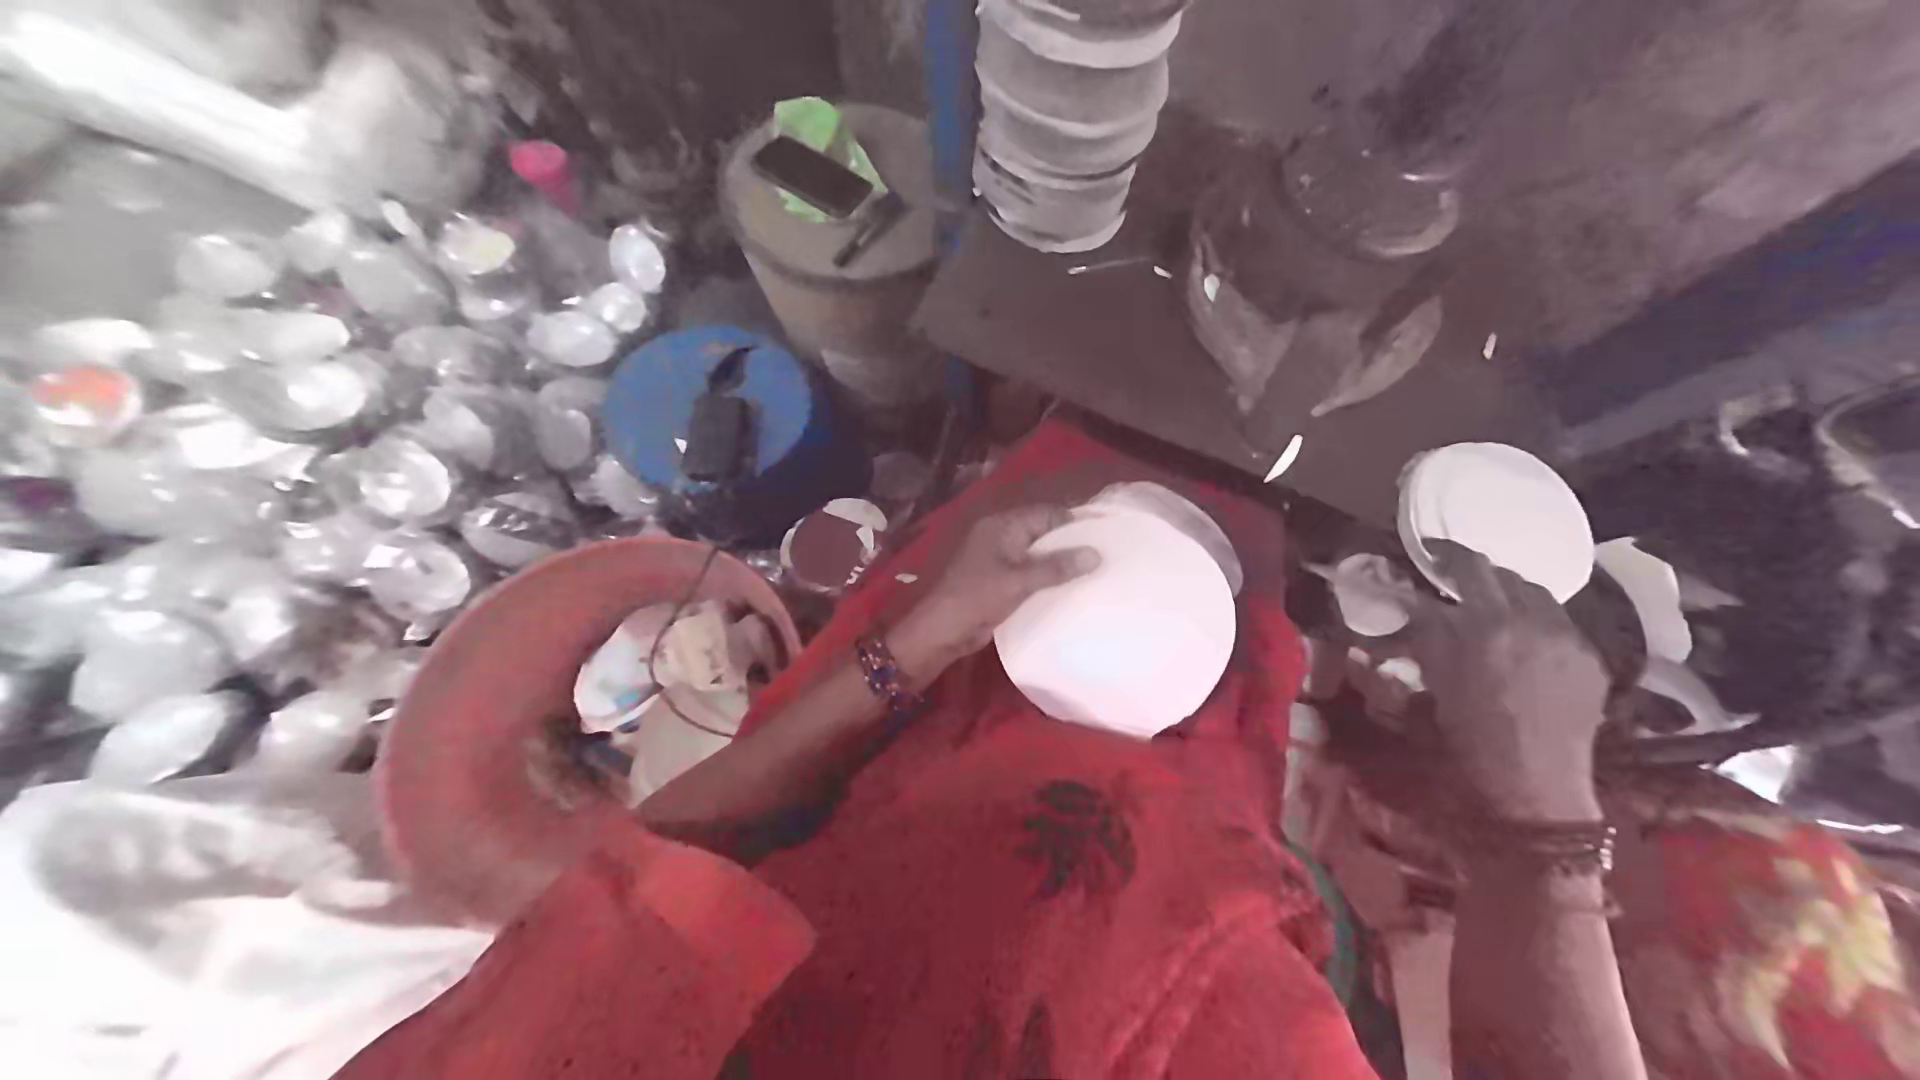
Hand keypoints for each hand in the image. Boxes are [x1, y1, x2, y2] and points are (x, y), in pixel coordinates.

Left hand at [887, 506, 1099, 685]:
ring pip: (1037, 554)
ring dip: (1059, 563)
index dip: (1073, 522)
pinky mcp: (999, 580)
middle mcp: (1000, 535)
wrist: (944, 630)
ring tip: (1093, 571)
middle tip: (1103, 555)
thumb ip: (1057, 567)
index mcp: (1002, 525)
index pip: (1045, 513)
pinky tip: (1069, 588)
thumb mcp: (1020, 581)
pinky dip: (1047, 577)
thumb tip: (1095, 554)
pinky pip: (1029, 572)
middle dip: (1069, 543)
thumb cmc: (978, 597)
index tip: (1103, 535)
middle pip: (1042, 532)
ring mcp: (999, 558)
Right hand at [1411, 542, 1606, 822]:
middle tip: (1455, 583)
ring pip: (1536, 594)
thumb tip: (1412, 598)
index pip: (1467, 565)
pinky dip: (1534, 621)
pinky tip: (1521, 643)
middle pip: (1504, 574)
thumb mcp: (1434, 673)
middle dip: (1477, 574)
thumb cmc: (1468, 731)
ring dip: (1509, 595)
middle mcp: (1534, 621)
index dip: (1445, 552)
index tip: (1430, 552)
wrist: (1534, 781)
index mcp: (1487, 624)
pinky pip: (1559, 623)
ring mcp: (1569, 638)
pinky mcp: (1592, 658)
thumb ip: (1427, 628)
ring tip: (1491, 611)